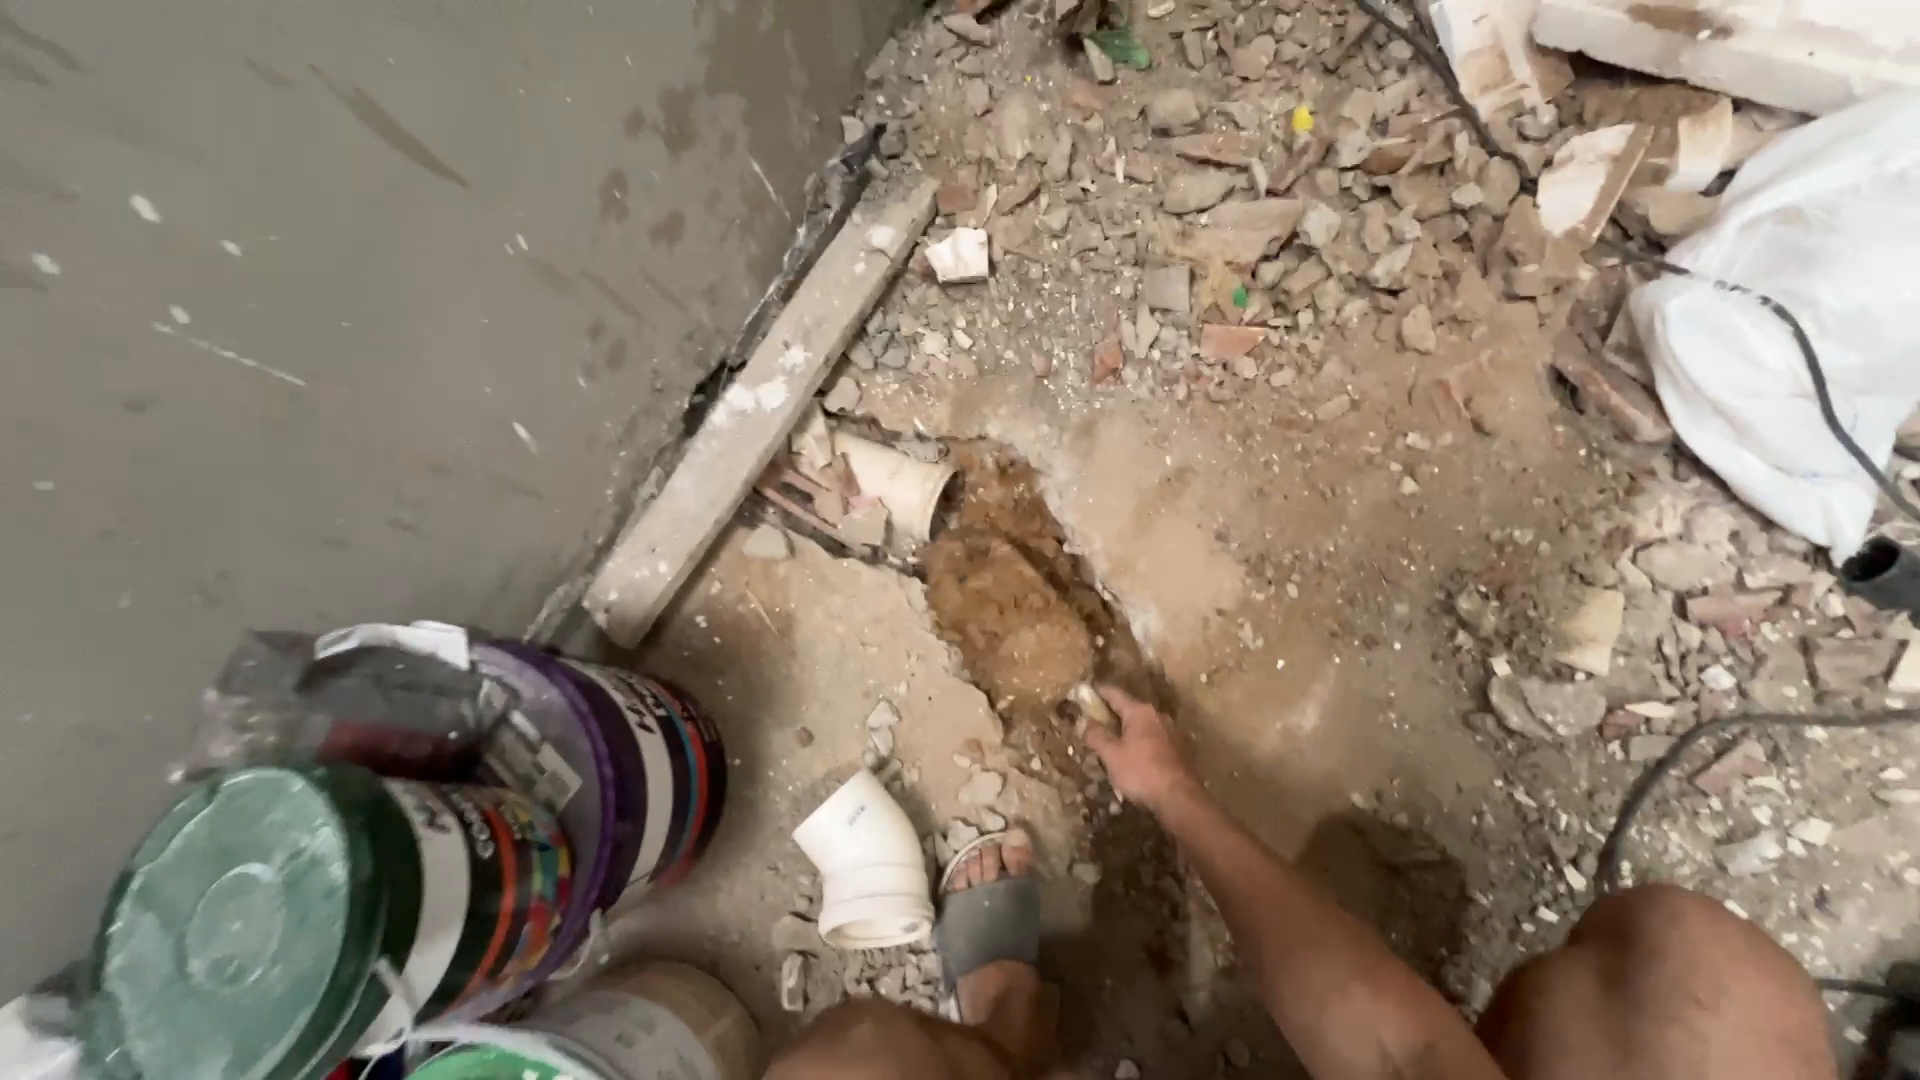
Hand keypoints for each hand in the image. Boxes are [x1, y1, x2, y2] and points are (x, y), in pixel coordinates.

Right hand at [1084, 685, 1199, 814]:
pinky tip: (1135, 756)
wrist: (1180, 798)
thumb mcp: (1111, 755)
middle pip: (1130, 709)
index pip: (1115, 694)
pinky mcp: (1179, 749)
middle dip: (1113, 714)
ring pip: (1143, 725)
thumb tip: (1085, 721)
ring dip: (1128, 730)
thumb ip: (1096, 735)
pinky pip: (1154, 739)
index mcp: (1139, 712)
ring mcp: (1171, 732)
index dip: (1099, 691)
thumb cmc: (1141, 772)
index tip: (1087, 690)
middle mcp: (1158, 716)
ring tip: (1114, 741)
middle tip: (1096, 721)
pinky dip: (1141, 742)